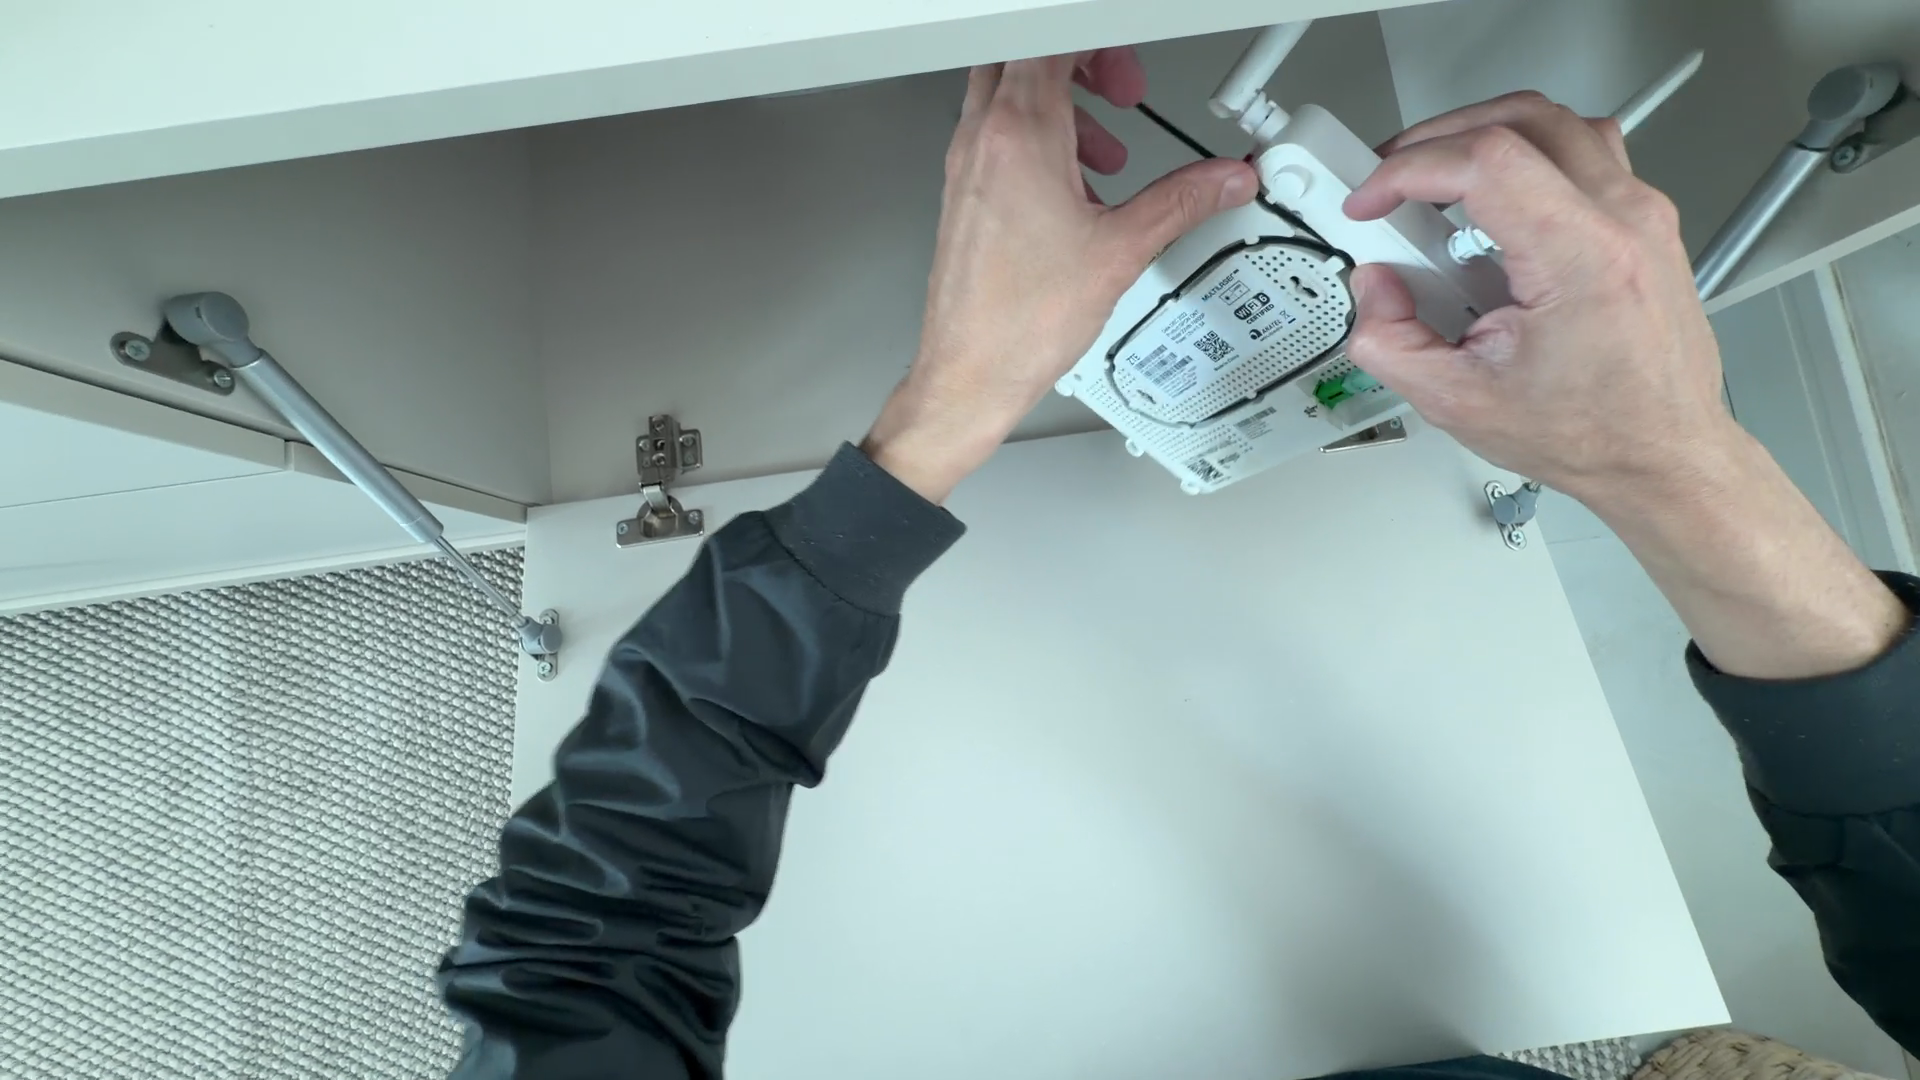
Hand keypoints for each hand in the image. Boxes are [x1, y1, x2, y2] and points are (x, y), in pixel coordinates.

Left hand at [864, 48, 1255, 502]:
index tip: (1129, 66)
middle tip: (1118, 94)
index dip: (1100, 43)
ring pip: (1007, 101)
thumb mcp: (1118, 253)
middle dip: (1080, 64)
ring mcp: (965, 173)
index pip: (1053, 41)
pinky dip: (1035, 149)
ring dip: (1059, 109)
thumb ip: (1180, 202)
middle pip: (1025, 57)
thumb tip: (1223, 180)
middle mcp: (981, 145)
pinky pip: (996, 147)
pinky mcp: (961, 205)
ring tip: (1103, 154)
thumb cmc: (1018, 325)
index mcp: (1018, 136)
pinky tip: (1069, 196)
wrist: (970, 376)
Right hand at [1344, 91, 1729, 504]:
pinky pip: (1576, 155)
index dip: (1410, 171)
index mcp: (1581, 259)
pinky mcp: (1636, 224)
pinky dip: (1516, 161)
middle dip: (1437, 138)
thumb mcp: (1452, 400)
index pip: (1488, 162)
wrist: (1657, 451)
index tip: (1369, 200)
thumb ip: (1389, 340)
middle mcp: (1624, 219)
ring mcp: (1639, 215)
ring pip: (1555, 124)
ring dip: (1479, 139)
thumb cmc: (1583, 431)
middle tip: (1386, 175)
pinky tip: (1479, 207)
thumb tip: (1373, 287)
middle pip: (1524, 119)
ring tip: (1427, 182)